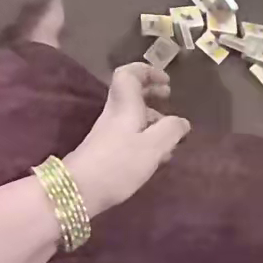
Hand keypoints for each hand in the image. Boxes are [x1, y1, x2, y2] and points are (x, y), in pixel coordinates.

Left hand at [63, 64, 190, 215]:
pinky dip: (146, 138)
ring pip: (132, 116)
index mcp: (125, 105)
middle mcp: (115, 114)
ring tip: (171, 136)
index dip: (147, 72)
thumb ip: (171, 131)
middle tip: (168, 98)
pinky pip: (130, 135)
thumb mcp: (153, 147)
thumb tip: (182, 122)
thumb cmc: (119, 164)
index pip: (128, 74)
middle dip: (151, 92)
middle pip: (131, 93)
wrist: (80, 190)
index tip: (166, 81)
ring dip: (152, 119)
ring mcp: (108, 133)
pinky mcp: (107, 150)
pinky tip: (158, 155)